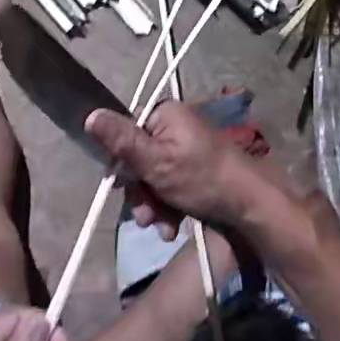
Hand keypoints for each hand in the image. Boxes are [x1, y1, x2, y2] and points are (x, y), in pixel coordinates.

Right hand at [84, 102, 261, 236]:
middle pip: (139, 160)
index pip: (125, 133)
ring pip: (153, 179)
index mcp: (167, 115)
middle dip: (140, 193)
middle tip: (145, 217)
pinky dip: (168, 207)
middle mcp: (177, 128)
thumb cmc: (201, 177)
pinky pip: (170, 187)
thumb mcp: (155, 161)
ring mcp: (188, 151)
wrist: (249, 203)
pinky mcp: (196, 171)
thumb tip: (90, 113)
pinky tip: (172, 227)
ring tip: (162, 227)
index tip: (124, 187)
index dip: (122, 163)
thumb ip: (121, 140)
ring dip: (153, 206)